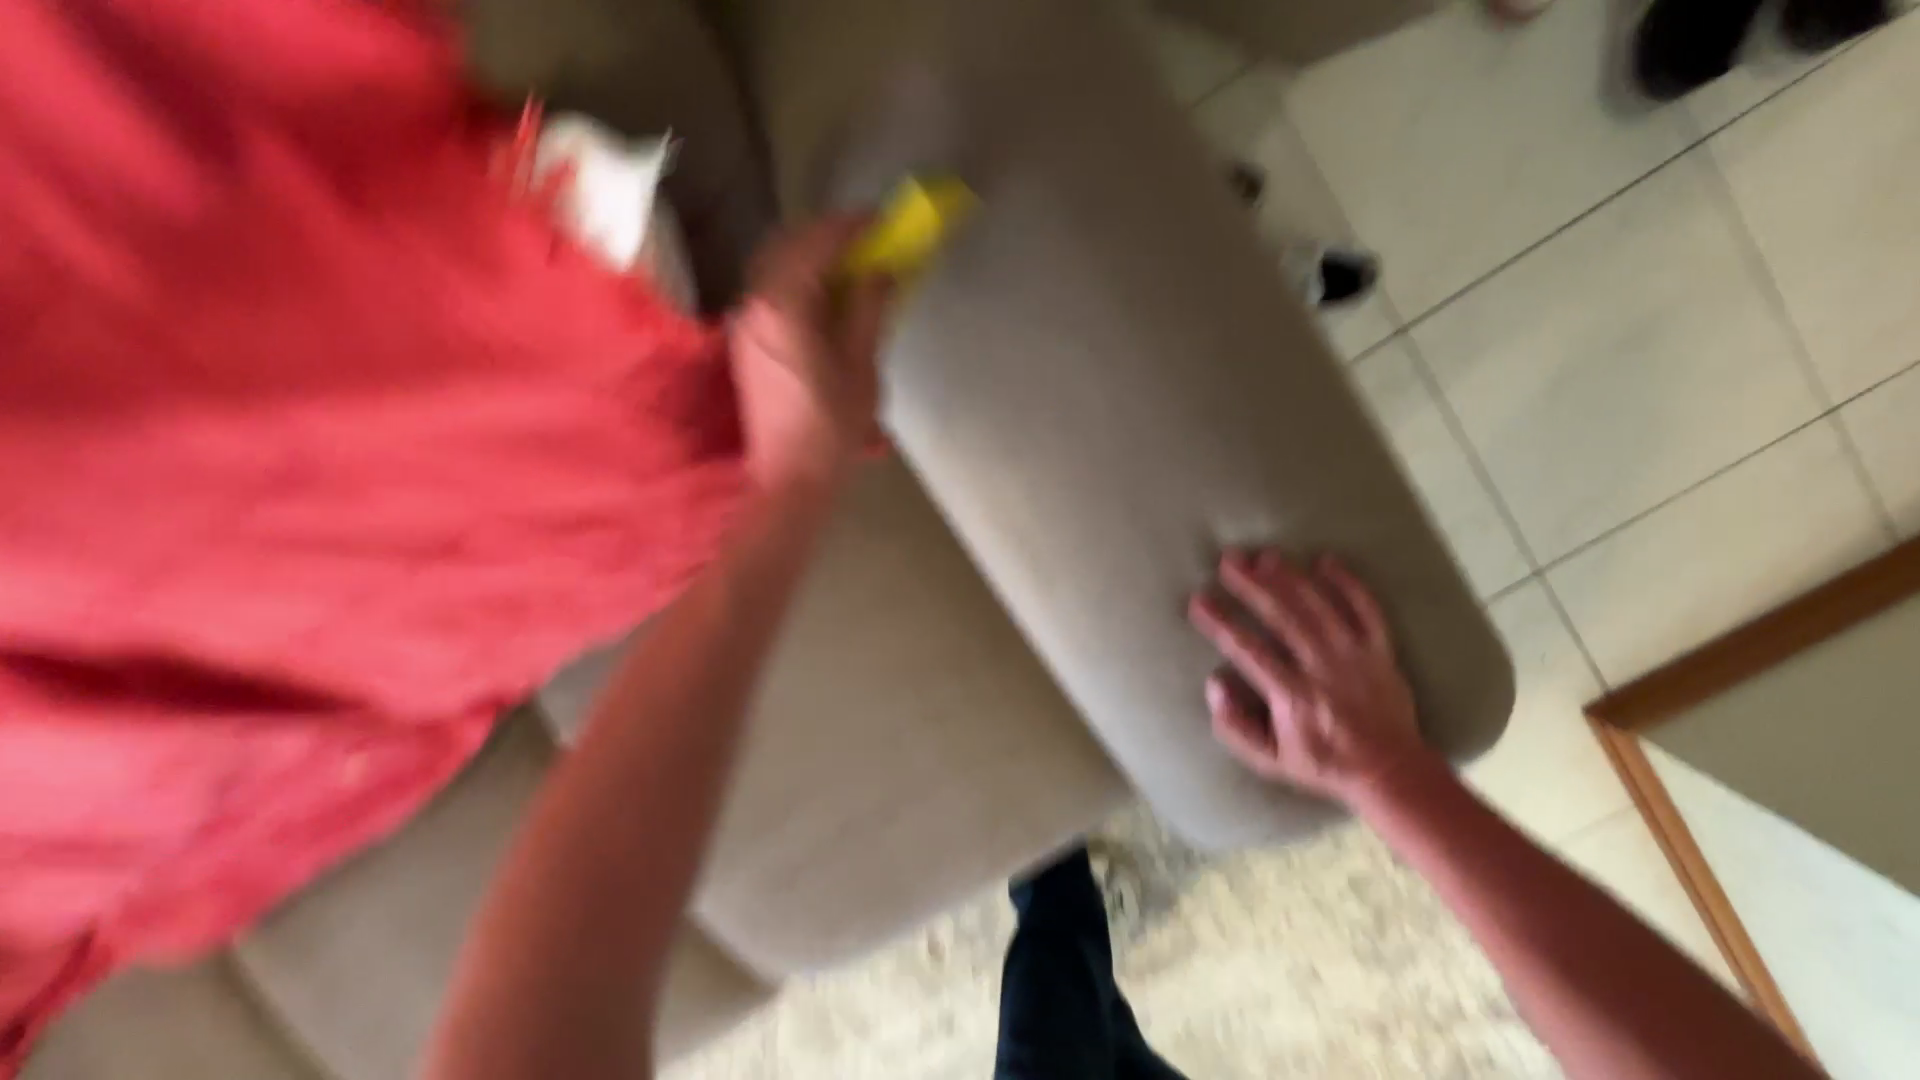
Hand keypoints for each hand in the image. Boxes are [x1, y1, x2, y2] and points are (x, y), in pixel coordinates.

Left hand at [730, 216, 892, 490]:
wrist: (788, 478)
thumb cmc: (831, 429)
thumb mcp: (861, 368)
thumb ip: (868, 309)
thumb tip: (880, 271)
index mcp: (784, 307)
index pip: (816, 244)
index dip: (851, 226)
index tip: (882, 220)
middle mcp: (755, 304)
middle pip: (787, 245)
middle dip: (828, 233)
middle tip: (868, 237)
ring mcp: (745, 323)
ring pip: (774, 266)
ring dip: (810, 254)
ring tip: (850, 264)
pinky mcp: (745, 342)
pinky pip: (770, 291)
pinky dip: (797, 279)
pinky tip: (825, 296)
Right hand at [1187, 550, 1432, 802]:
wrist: (1390, 771)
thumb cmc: (1323, 762)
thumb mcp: (1270, 760)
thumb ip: (1235, 727)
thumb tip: (1215, 684)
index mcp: (1294, 697)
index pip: (1249, 651)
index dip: (1221, 623)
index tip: (1199, 601)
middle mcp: (1324, 670)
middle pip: (1284, 618)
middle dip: (1253, 586)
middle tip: (1229, 560)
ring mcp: (1356, 657)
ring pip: (1319, 607)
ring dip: (1291, 578)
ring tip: (1265, 556)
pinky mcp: (1381, 650)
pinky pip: (1367, 609)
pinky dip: (1348, 584)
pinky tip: (1325, 561)